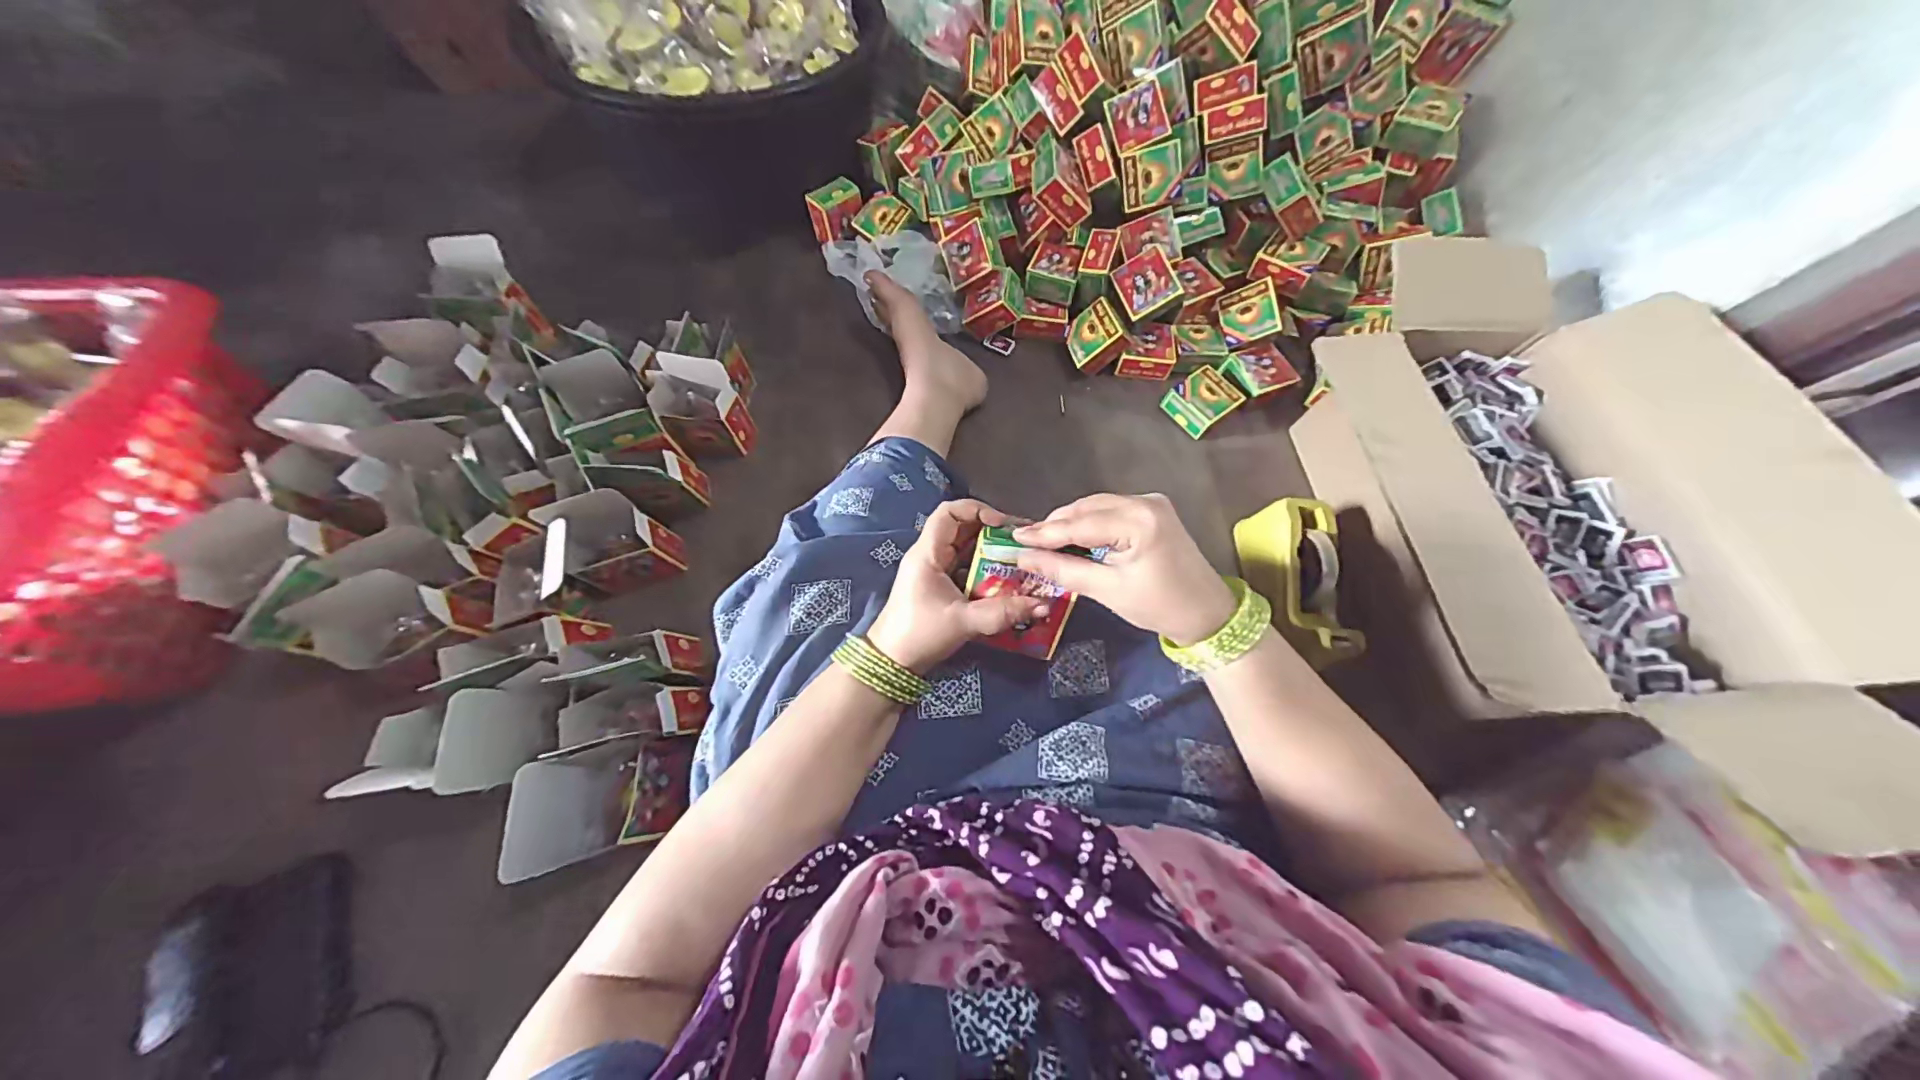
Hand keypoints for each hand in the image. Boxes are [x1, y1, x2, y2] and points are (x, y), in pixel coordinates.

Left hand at [865, 499, 1050, 672]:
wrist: (892, 662)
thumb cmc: (919, 635)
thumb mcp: (963, 622)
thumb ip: (1003, 612)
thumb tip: (1042, 605)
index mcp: (928, 554)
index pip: (949, 512)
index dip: (978, 510)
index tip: (1003, 525)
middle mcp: (930, 555)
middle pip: (962, 527)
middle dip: (992, 531)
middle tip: (1022, 542)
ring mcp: (934, 570)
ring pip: (966, 548)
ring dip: (991, 551)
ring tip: (1020, 559)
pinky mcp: (940, 586)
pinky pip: (966, 567)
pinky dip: (985, 569)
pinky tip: (1007, 580)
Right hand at [1011, 493, 1235, 646]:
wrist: (1208, 613)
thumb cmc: (1160, 606)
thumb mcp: (1108, 590)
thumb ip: (1064, 570)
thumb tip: (1024, 558)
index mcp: (1139, 521)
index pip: (1080, 524)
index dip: (1044, 533)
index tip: (1014, 539)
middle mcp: (1145, 502)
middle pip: (1087, 509)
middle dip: (1055, 525)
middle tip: (1025, 543)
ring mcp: (1151, 503)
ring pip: (1096, 507)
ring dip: (1070, 523)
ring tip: (1043, 542)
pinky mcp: (1152, 511)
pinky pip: (1110, 511)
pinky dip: (1088, 523)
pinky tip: (1071, 537)